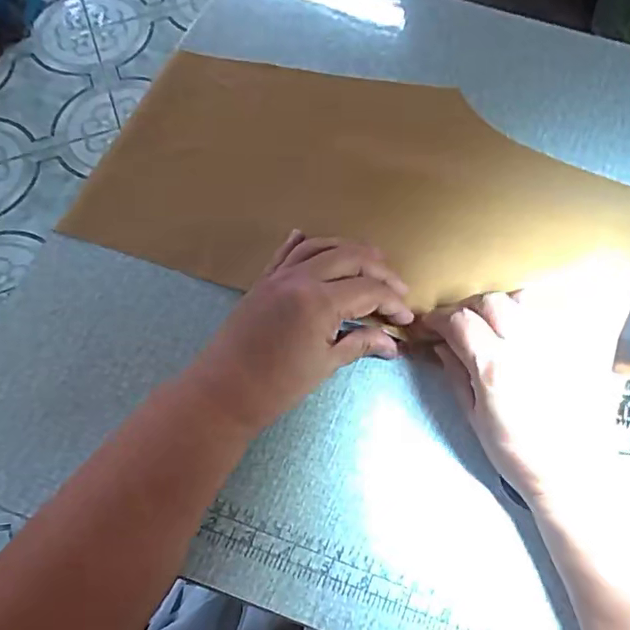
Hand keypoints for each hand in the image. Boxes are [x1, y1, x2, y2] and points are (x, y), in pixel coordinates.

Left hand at [181, 231, 415, 432]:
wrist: (223, 393)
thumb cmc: (276, 387)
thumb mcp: (324, 365)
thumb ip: (359, 344)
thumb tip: (391, 344)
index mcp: (319, 301)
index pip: (368, 289)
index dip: (392, 302)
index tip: (406, 318)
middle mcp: (299, 278)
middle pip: (349, 258)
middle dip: (378, 270)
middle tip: (396, 289)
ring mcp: (277, 277)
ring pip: (319, 247)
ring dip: (347, 250)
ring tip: (369, 262)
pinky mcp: (261, 283)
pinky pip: (285, 254)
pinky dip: (302, 244)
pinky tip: (308, 236)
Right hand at [427, 291, 620, 507]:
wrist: (569, 469)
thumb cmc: (515, 452)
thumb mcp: (474, 416)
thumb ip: (456, 374)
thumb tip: (442, 346)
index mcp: (494, 365)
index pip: (461, 320)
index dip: (440, 319)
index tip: (431, 326)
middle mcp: (526, 344)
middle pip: (491, 301)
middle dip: (468, 308)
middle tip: (458, 326)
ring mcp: (555, 342)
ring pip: (521, 302)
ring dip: (498, 310)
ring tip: (490, 329)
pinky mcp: (577, 346)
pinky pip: (547, 317)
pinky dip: (526, 320)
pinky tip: (521, 341)